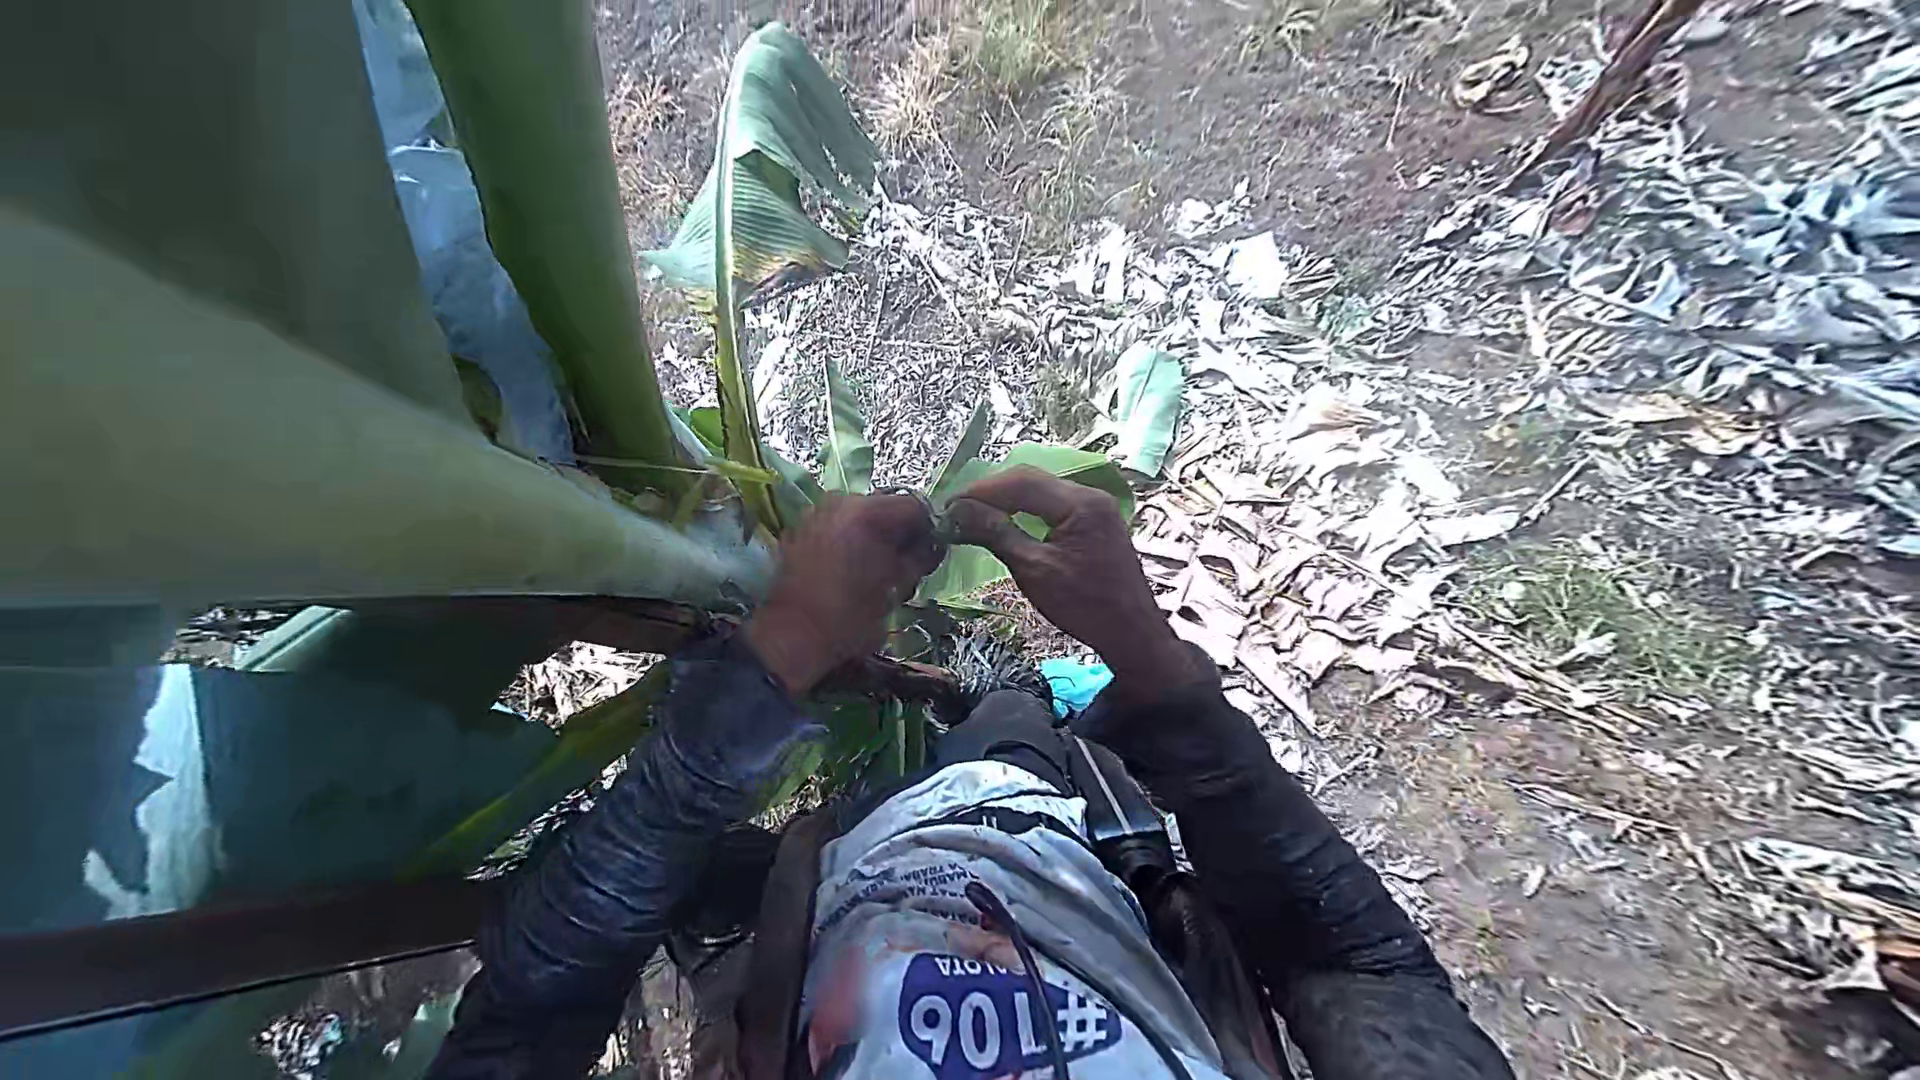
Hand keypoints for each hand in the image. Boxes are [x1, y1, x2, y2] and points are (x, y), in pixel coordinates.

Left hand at [743, 493, 941, 697]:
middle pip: (886, 507)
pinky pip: (838, 525)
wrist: (793, 637)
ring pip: (861, 516)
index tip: (928, 555)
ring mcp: (817, 513)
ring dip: (875, 536)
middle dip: (900, 533)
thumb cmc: (851, 616)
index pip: (914, 506)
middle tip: (905, 565)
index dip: (928, 530)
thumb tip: (931, 546)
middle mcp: (840, 502)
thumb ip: (918, 559)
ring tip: (877, 569)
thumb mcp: (896, 588)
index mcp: (868, 513)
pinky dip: (851, 539)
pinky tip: (851, 568)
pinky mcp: (801, 529)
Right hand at [945, 467, 1199, 696]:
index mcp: (1080, 503)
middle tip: (957, 510)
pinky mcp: (1094, 520)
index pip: (1020, 482)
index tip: (949, 506)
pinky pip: (1052, 504)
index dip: (981, 490)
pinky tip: (1005, 521)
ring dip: (1006, 499)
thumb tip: (958, 512)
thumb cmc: (1085, 607)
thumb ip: (996, 534)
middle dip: (991, 492)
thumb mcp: (1034, 570)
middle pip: (1030, 479)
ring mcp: (1095, 506)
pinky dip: (1025, 509)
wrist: (1131, 634)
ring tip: (974, 515)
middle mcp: (1090, 495)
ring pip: (1040, 490)